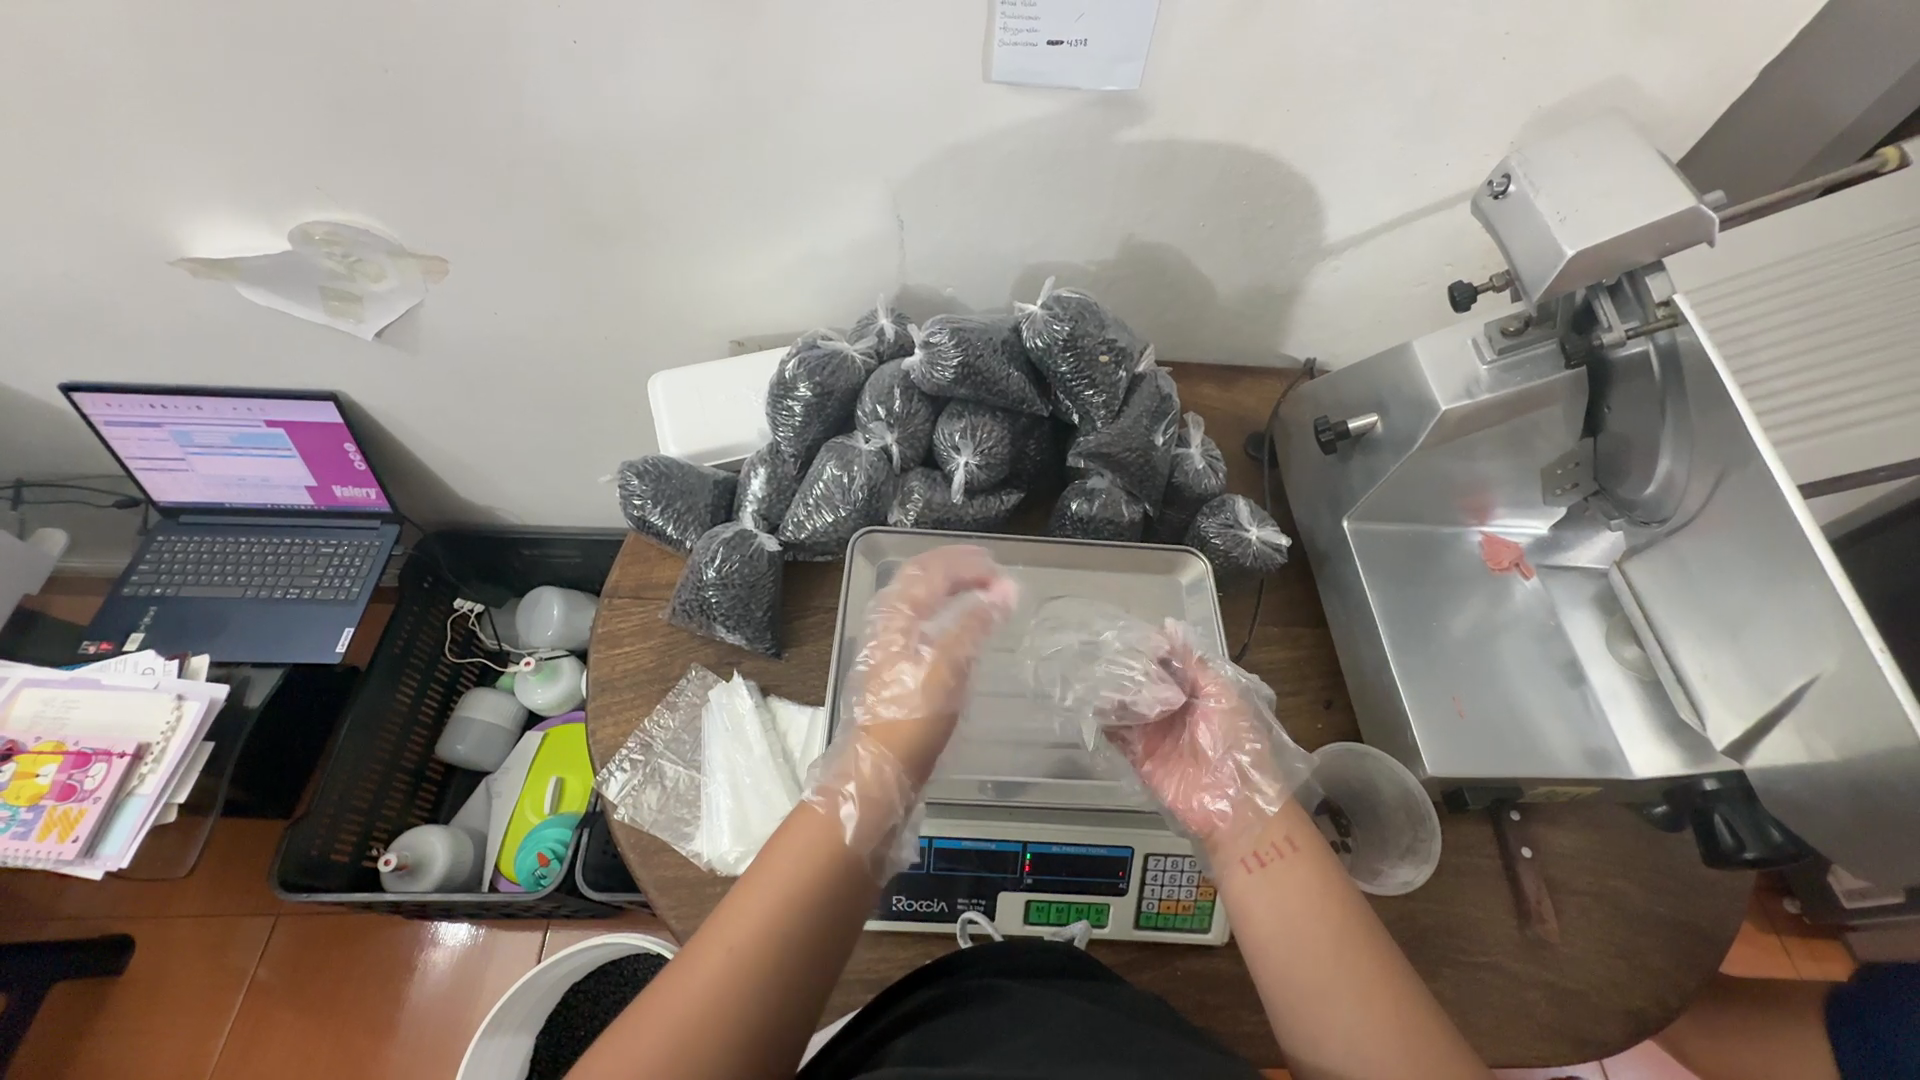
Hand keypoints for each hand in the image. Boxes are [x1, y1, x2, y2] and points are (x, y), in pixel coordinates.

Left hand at [847, 544, 1018, 777]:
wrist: (878, 770)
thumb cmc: (912, 717)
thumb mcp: (947, 667)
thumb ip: (974, 624)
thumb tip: (1005, 589)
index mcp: (896, 616)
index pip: (931, 570)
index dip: (965, 563)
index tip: (1000, 568)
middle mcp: (888, 623)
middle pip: (921, 579)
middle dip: (956, 568)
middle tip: (991, 569)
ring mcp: (888, 646)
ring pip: (918, 600)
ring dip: (949, 587)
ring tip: (979, 588)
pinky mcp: (893, 668)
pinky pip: (920, 622)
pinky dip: (944, 611)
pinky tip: (958, 626)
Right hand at [1096, 623, 1314, 847]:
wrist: (1235, 805)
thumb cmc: (1236, 744)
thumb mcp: (1222, 694)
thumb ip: (1193, 664)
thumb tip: (1168, 626)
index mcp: (1194, 692)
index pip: (1164, 664)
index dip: (1147, 650)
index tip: (1127, 635)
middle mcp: (1171, 709)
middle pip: (1141, 683)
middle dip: (1125, 669)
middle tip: (1104, 652)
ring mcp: (1152, 732)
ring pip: (1125, 704)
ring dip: (1112, 690)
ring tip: (1095, 673)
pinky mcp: (1138, 754)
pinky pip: (1116, 732)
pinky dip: (1104, 718)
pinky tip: (1093, 701)